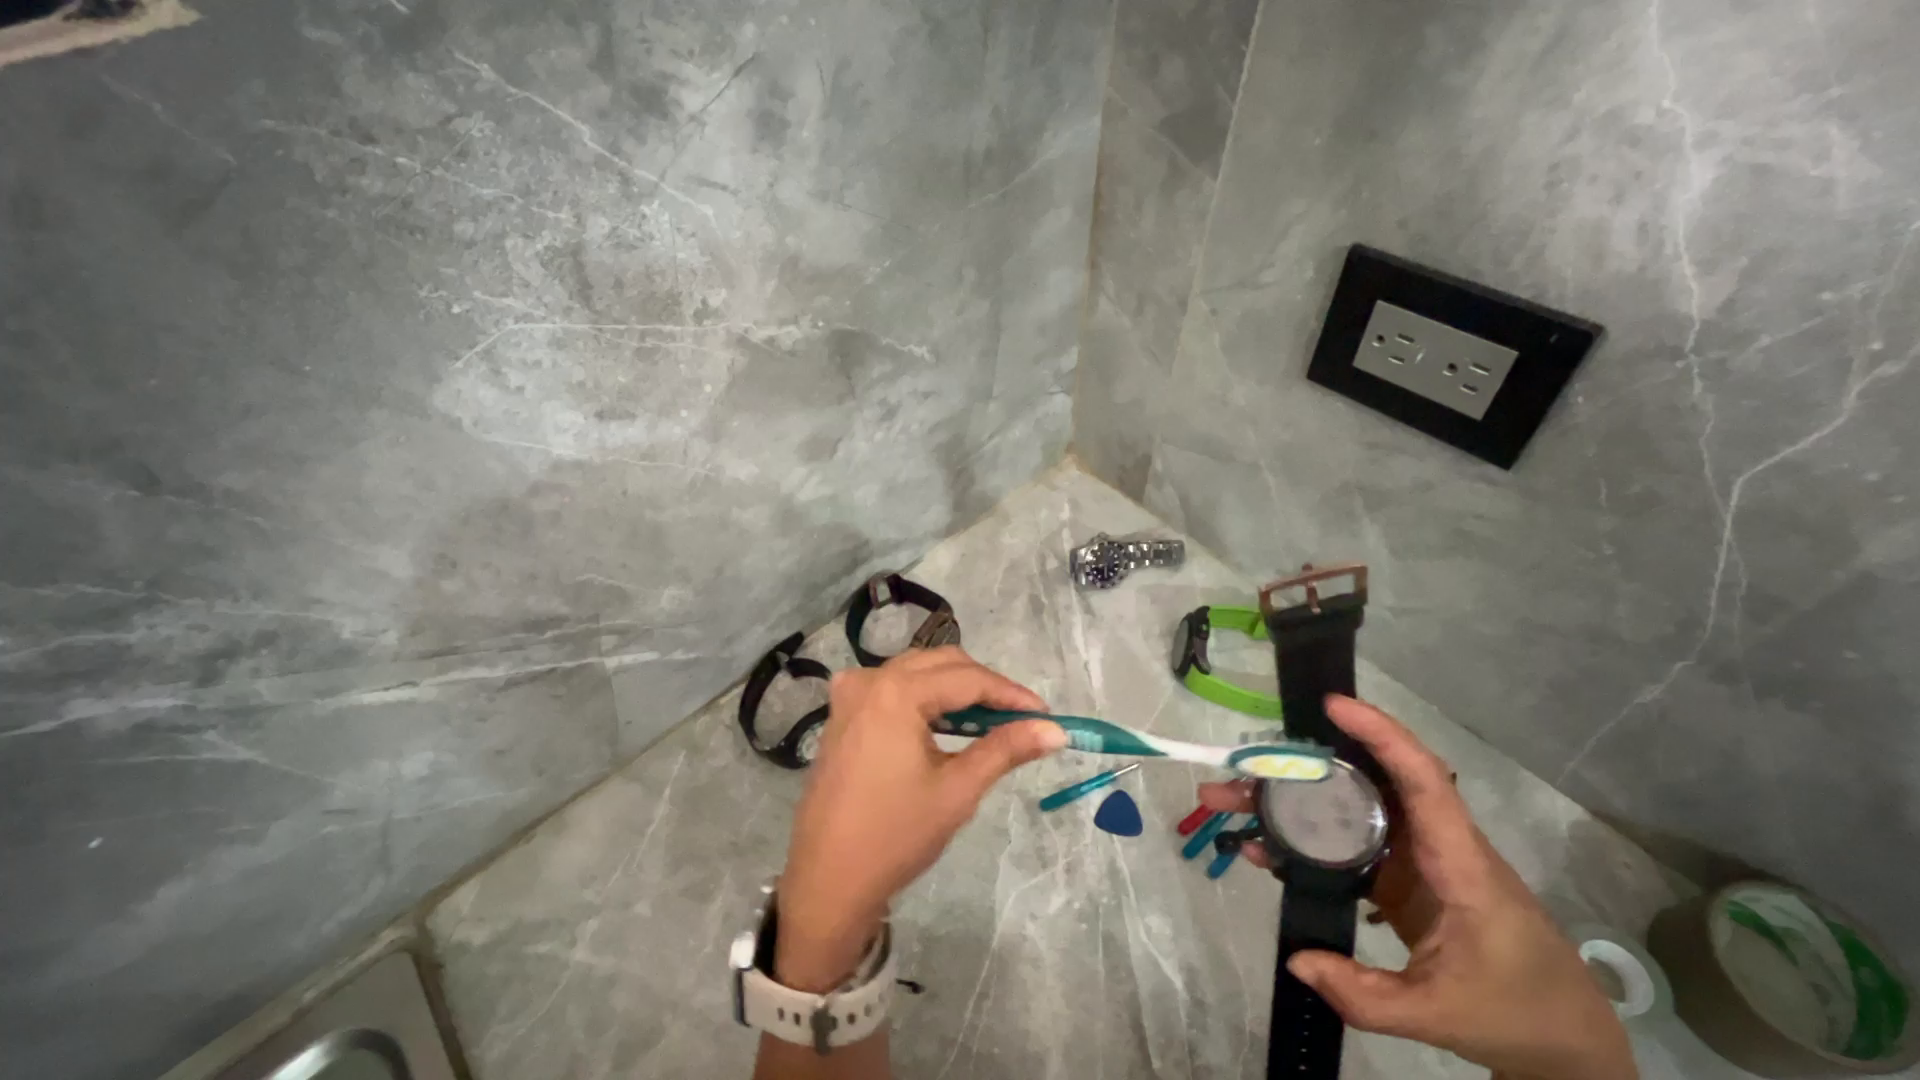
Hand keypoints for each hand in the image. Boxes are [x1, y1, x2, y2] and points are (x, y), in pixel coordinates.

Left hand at [775, 647, 1066, 991]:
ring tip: (990, 723)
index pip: (968, 678)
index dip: (1011, 694)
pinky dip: (924, 699)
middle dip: (984, 686)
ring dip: (954, 690)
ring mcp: (849, 696)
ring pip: (916, 672)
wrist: (828, 879)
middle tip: (1020, 719)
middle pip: (941, 664)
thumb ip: (1006, 750)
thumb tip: (1055, 730)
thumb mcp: (957, 790)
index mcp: (895, 692)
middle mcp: (869, 680)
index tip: (1046, 715)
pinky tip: (946, 726)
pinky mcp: (842, 716)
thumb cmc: (895, 835)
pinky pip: (892, 689)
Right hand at [1200, 696, 1634, 1079]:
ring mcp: (1418, 858)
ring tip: (1234, 803)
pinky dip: (1307, 838)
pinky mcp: (1404, 877)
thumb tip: (1297, 960)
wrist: (1563, 1033)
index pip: (1423, 779)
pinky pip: (1350, 842)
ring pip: (1352, 808)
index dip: (1382, 735)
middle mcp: (1435, 844)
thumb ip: (1366, 994)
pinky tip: (1267, 848)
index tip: (1332, 706)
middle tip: (1234, 777)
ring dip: (1295, 800)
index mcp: (1458, 861)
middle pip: (1367, 785)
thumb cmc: (1517, 1011)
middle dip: (1300, 770)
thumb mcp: (1440, 1015)